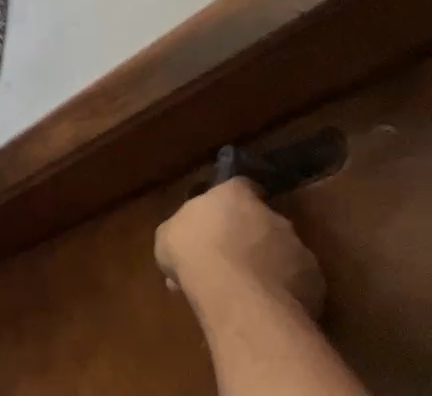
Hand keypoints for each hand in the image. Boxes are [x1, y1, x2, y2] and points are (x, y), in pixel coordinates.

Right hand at [155, 177, 325, 318]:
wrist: (239, 297)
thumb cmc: (192, 253)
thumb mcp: (168, 236)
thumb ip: (185, 231)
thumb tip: (189, 242)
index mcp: (233, 197)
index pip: (241, 185)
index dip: (233, 197)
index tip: (224, 209)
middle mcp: (273, 217)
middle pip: (265, 220)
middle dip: (252, 233)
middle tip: (230, 252)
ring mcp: (301, 251)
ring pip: (284, 252)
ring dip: (269, 261)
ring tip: (247, 283)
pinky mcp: (318, 283)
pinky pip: (298, 280)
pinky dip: (284, 287)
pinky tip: (263, 300)